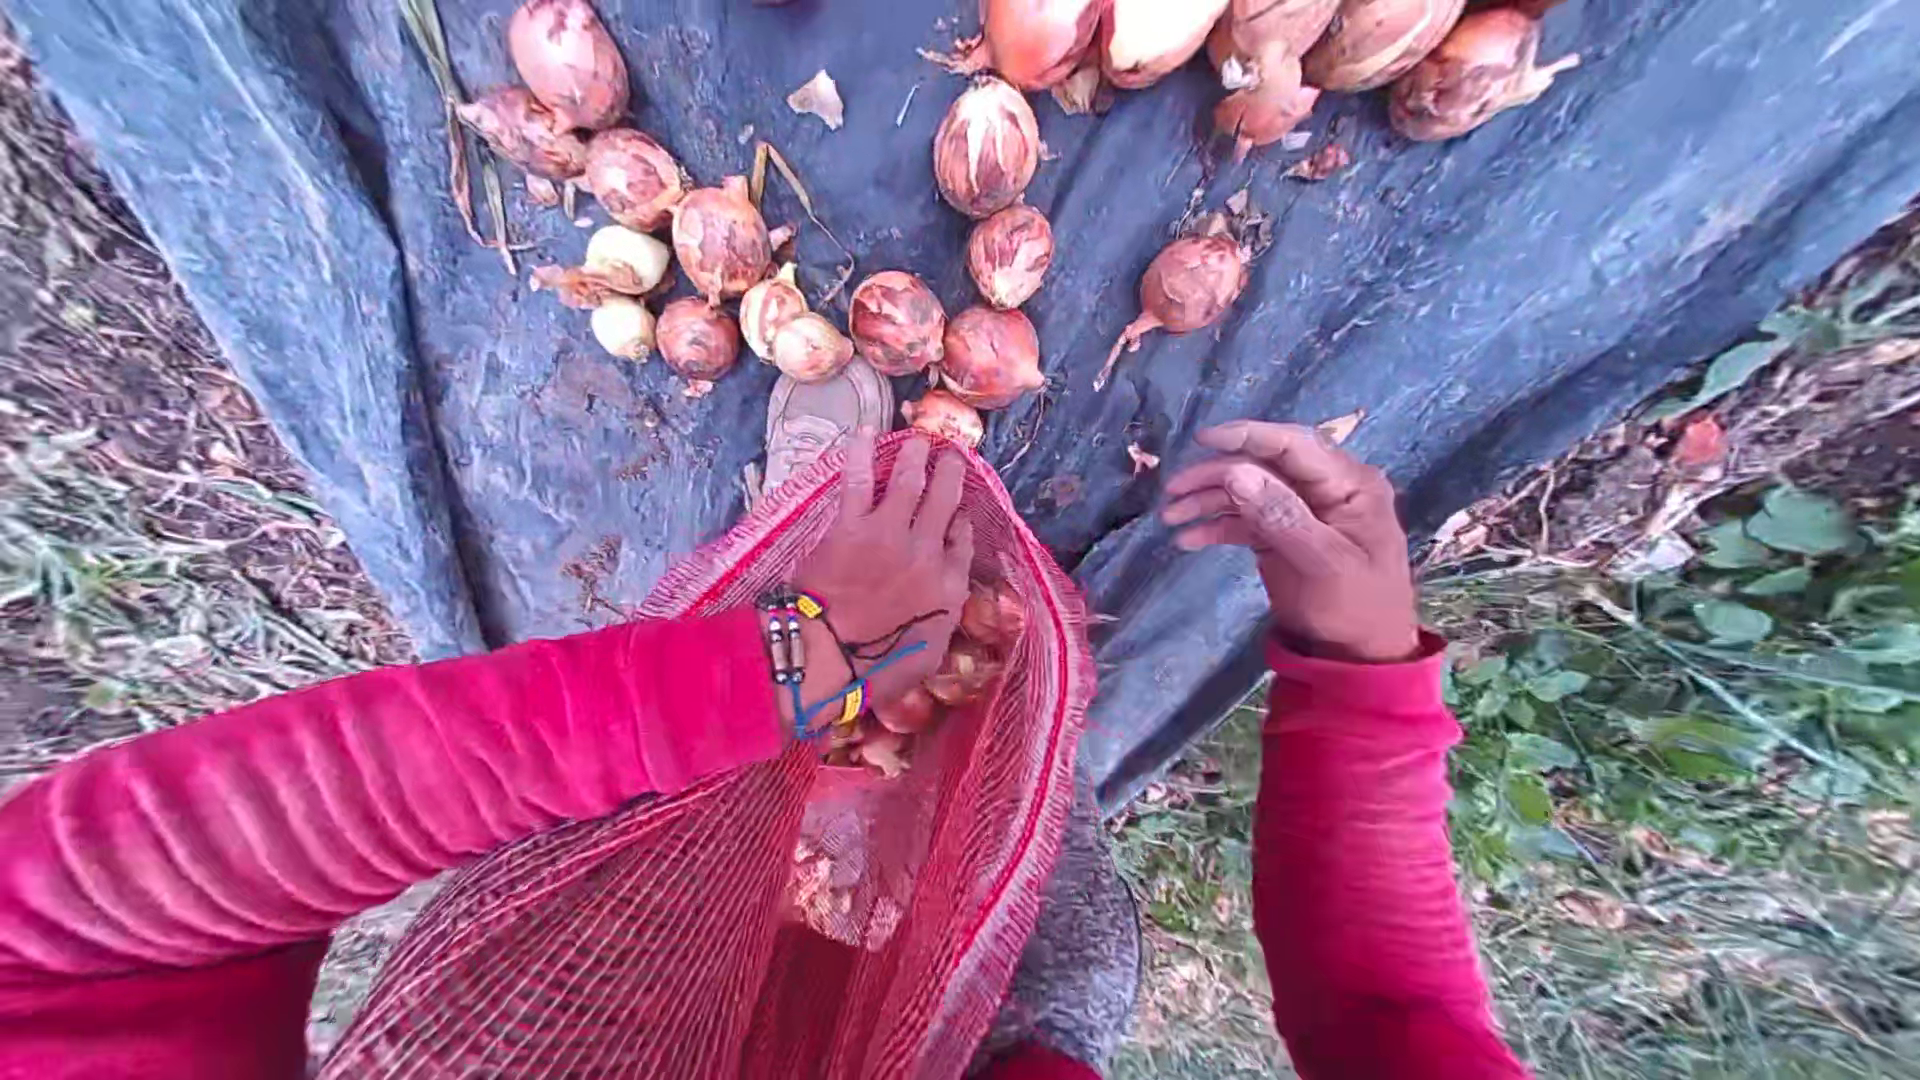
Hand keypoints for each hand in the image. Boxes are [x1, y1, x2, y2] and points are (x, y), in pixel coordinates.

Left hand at [788, 433, 972, 719]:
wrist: (827, 659)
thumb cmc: (880, 666)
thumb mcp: (930, 653)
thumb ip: (945, 616)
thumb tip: (948, 591)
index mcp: (948, 585)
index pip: (962, 542)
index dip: (961, 522)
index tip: (958, 513)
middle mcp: (926, 551)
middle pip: (945, 501)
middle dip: (951, 473)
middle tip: (953, 455)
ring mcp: (888, 533)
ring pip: (909, 482)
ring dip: (918, 456)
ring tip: (921, 439)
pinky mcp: (850, 526)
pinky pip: (860, 480)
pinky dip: (862, 454)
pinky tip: (866, 433)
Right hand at [1160, 421, 1419, 663]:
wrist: (1356, 654)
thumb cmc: (1354, 606)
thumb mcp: (1322, 562)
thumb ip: (1282, 515)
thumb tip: (1237, 472)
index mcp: (1348, 484)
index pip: (1293, 445)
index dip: (1247, 436)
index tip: (1203, 440)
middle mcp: (1321, 488)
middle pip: (1260, 465)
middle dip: (1214, 474)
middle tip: (1172, 491)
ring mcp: (1297, 510)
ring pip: (1244, 490)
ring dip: (1206, 500)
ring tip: (1171, 518)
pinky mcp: (1277, 532)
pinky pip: (1240, 519)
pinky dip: (1213, 526)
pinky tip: (1188, 540)